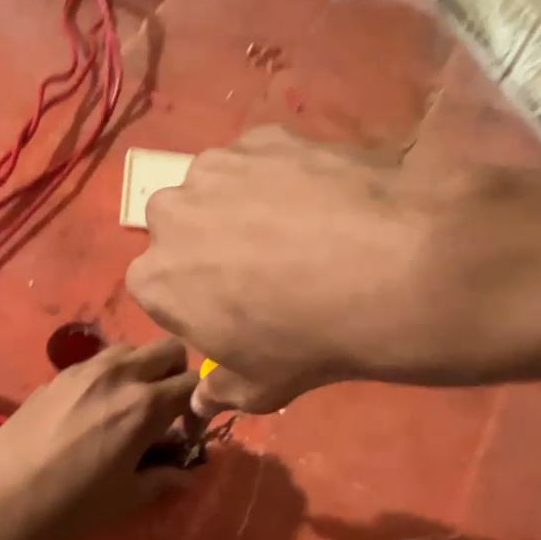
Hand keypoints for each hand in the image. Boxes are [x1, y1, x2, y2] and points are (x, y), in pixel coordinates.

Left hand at [0, 338, 198, 539]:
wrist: (2, 502)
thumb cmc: (73, 507)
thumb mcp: (128, 496)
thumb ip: (162, 477)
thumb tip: (184, 472)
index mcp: (145, 405)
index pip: (195, 382)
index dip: (200, 405)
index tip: (189, 432)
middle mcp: (119, 375)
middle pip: (168, 349)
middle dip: (177, 374)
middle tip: (167, 411)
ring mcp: (83, 371)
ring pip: (130, 350)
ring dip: (142, 370)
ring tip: (130, 407)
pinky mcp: (54, 377)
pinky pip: (95, 362)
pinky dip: (109, 376)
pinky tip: (93, 411)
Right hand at [126, 125, 529, 415]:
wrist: (386, 272)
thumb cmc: (302, 343)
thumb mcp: (254, 389)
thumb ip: (217, 392)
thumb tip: (200, 404)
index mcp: (154, 279)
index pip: (157, 288)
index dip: (190, 301)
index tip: (226, 313)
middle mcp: (170, 215)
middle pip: (179, 230)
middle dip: (206, 246)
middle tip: (258, 270)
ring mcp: (217, 167)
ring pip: (216, 189)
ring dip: (238, 206)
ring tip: (294, 232)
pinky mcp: (266, 135)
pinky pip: (262, 160)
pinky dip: (280, 177)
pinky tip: (319, 202)